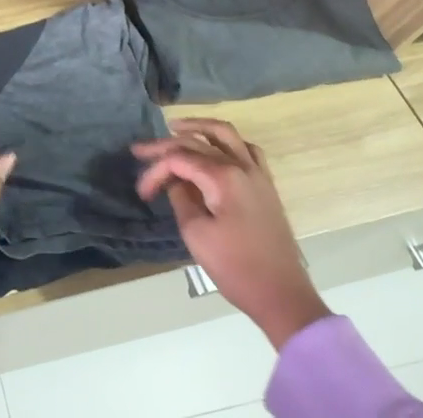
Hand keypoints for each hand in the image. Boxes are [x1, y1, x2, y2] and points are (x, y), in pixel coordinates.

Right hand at [132, 118, 329, 348]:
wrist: (281, 294)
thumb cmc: (235, 267)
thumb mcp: (196, 233)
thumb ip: (181, 198)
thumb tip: (174, 180)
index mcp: (223, 177)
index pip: (179, 159)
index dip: (155, 171)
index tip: (142, 193)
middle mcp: (242, 166)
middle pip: (198, 143)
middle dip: (166, 145)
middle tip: (141, 150)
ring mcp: (258, 175)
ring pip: (227, 135)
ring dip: (200, 128)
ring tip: (177, 129)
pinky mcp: (266, 187)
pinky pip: (247, 150)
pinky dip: (227, 143)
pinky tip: (216, 149)